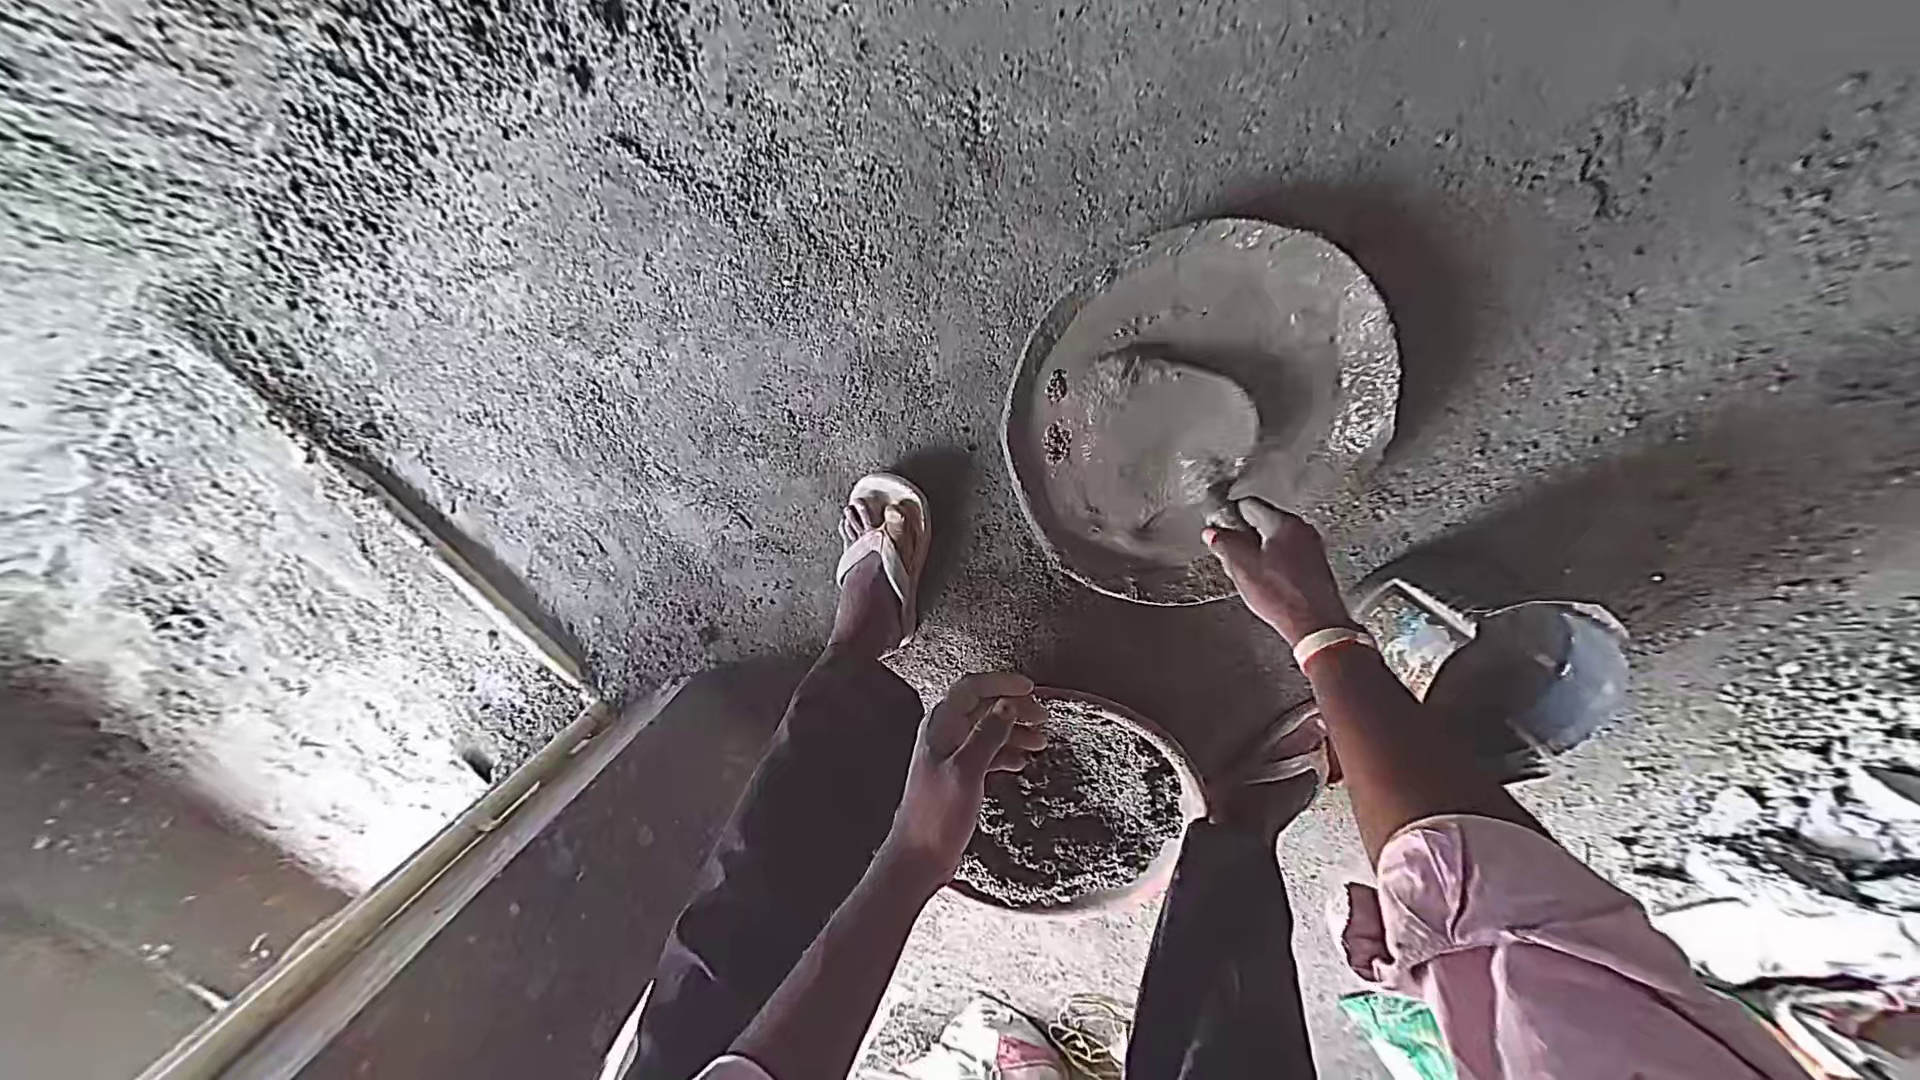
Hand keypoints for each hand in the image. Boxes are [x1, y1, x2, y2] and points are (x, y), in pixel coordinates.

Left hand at [878, 672, 1047, 892]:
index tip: (1030, 688)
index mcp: (941, 724)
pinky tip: (1021, 762)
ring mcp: (952, 753)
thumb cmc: (937, 814)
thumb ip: (988, 735)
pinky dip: (1006, 752)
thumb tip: (1008, 705)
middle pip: (983, 707)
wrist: (919, 855)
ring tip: (1041, 741)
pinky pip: (987, 752)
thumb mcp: (967, 770)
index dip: (1001, 683)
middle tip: (1042, 716)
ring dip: (1014, 731)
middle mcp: (945, 732)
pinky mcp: (959, 773)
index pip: (972, 688)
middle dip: (1014, 708)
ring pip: (988, 729)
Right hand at [1203, 498, 1355, 645]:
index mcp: (1285, 524)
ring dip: (1256, 550)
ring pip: (1274, 540)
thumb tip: (1212, 533)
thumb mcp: (1241, 566)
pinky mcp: (1314, 568)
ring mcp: (1311, 549)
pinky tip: (1264, 580)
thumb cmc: (1283, 596)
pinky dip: (1271, 563)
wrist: (1315, 625)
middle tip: (1228, 552)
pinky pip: (1286, 556)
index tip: (1217, 527)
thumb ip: (1224, 543)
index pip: (1249, 505)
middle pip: (1263, 522)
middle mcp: (1303, 531)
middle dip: (1242, 535)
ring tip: (1245, 570)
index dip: (1227, 516)